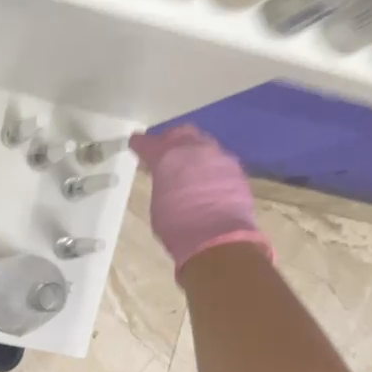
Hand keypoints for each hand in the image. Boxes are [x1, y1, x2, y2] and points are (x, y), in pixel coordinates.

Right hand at [129, 125, 271, 269]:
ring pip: (204, 145)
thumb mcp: (159, 203)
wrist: (216, 238)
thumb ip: (163, 183)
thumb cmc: (177, 226)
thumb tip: (169, 180)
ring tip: (187, 166)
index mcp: (169, 157)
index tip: (135, 142)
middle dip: (172, 139)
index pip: (150, 144)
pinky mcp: (237, 171)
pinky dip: (210, 167)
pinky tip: (206, 180)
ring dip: (194, 152)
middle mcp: (196, 149)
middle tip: (164, 148)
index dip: (141, 143)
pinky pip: (219, 161)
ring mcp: (220, 157)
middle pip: (183, 134)